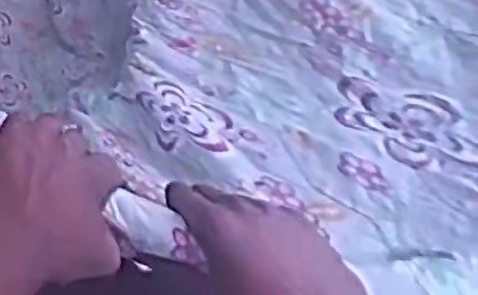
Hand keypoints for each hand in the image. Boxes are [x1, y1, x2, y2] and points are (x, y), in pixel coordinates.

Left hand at [0, 114, 126, 287]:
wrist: (8, 238)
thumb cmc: (57, 248)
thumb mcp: (104, 254)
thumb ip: (114, 233)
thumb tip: (112, 224)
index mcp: (90, 172)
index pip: (109, 166)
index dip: (105, 179)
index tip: (99, 189)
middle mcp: (64, 146)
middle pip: (78, 140)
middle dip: (77, 155)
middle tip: (69, 173)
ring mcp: (35, 134)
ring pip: (51, 123)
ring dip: (53, 136)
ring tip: (47, 151)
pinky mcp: (9, 133)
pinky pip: (21, 120)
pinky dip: (24, 130)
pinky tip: (22, 144)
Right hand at [168, 183, 365, 294]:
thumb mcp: (216, 291)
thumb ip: (190, 270)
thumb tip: (170, 262)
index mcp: (214, 222)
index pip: (179, 191)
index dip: (177, 205)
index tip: (181, 221)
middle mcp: (241, 207)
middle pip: (210, 192)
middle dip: (206, 209)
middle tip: (213, 239)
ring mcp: (276, 213)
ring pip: (243, 203)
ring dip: (239, 218)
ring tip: (251, 248)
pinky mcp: (306, 225)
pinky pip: (275, 214)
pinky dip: (270, 226)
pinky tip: (281, 253)